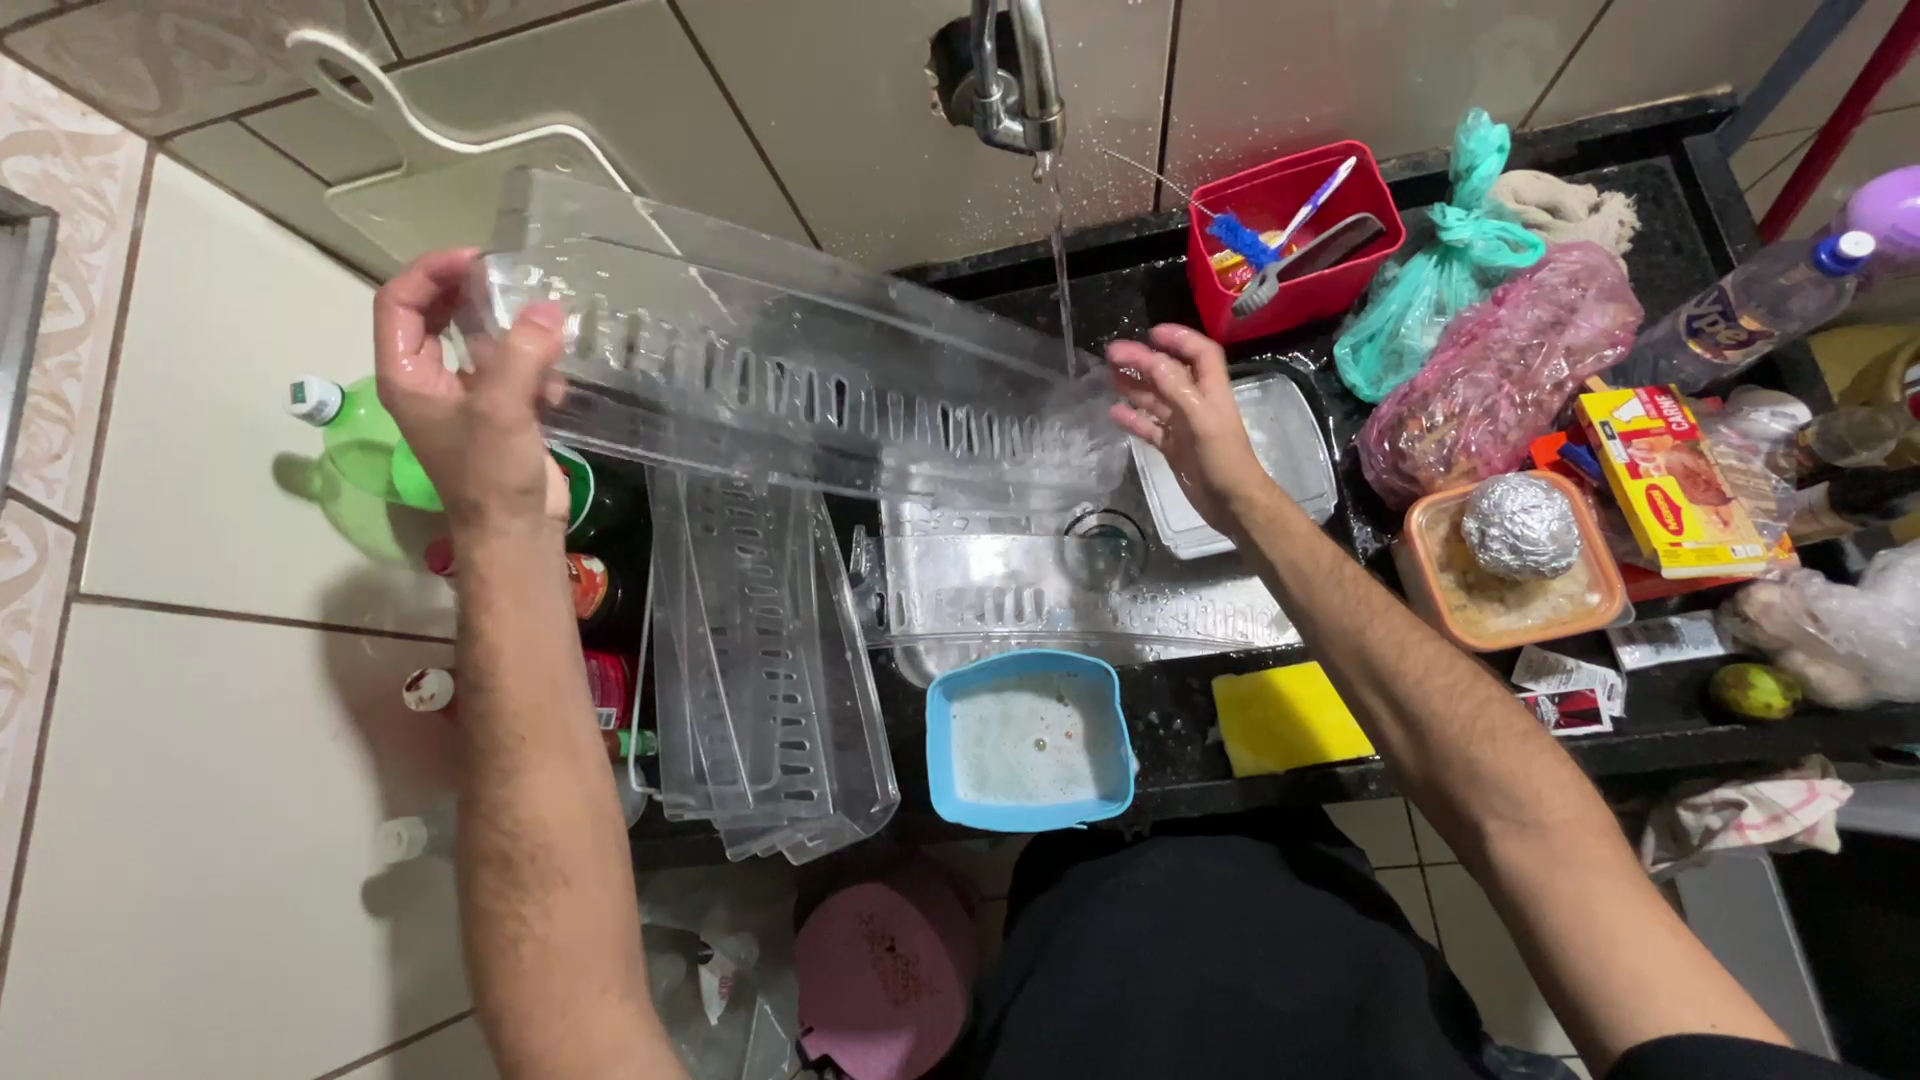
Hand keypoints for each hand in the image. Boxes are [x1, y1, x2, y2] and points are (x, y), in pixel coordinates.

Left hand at [374, 249, 570, 540]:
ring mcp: (468, 398)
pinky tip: (558, 386)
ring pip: (482, 344)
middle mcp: (430, 382)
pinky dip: (537, 370)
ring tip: (545, 331)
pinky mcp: (505, 415)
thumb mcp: (501, 410)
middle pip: (437, 317)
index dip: (429, 274)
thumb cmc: (492, 474)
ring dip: (513, 334)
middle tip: (507, 279)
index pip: (398, 305)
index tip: (473, 260)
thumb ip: (522, 355)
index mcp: (407, 376)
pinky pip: (515, 373)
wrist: (518, 530)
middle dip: (469, 296)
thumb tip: (548, 309)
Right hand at [1105, 324, 1277, 534]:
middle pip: (1169, 373)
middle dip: (1143, 361)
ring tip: (1109, 375)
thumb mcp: (1201, 420)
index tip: (1150, 333)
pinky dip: (1133, 419)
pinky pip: (1150, 427)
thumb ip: (1177, 389)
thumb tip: (1152, 360)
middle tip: (1112, 353)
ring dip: (1134, 386)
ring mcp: (1184, 426)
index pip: (1199, 353)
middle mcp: (1197, 403)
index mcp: (1211, 390)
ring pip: (1156, 399)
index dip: (1178, 338)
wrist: (1231, 502)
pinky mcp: (1173, 447)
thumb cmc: (1224, 459)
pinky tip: (1114, 413)